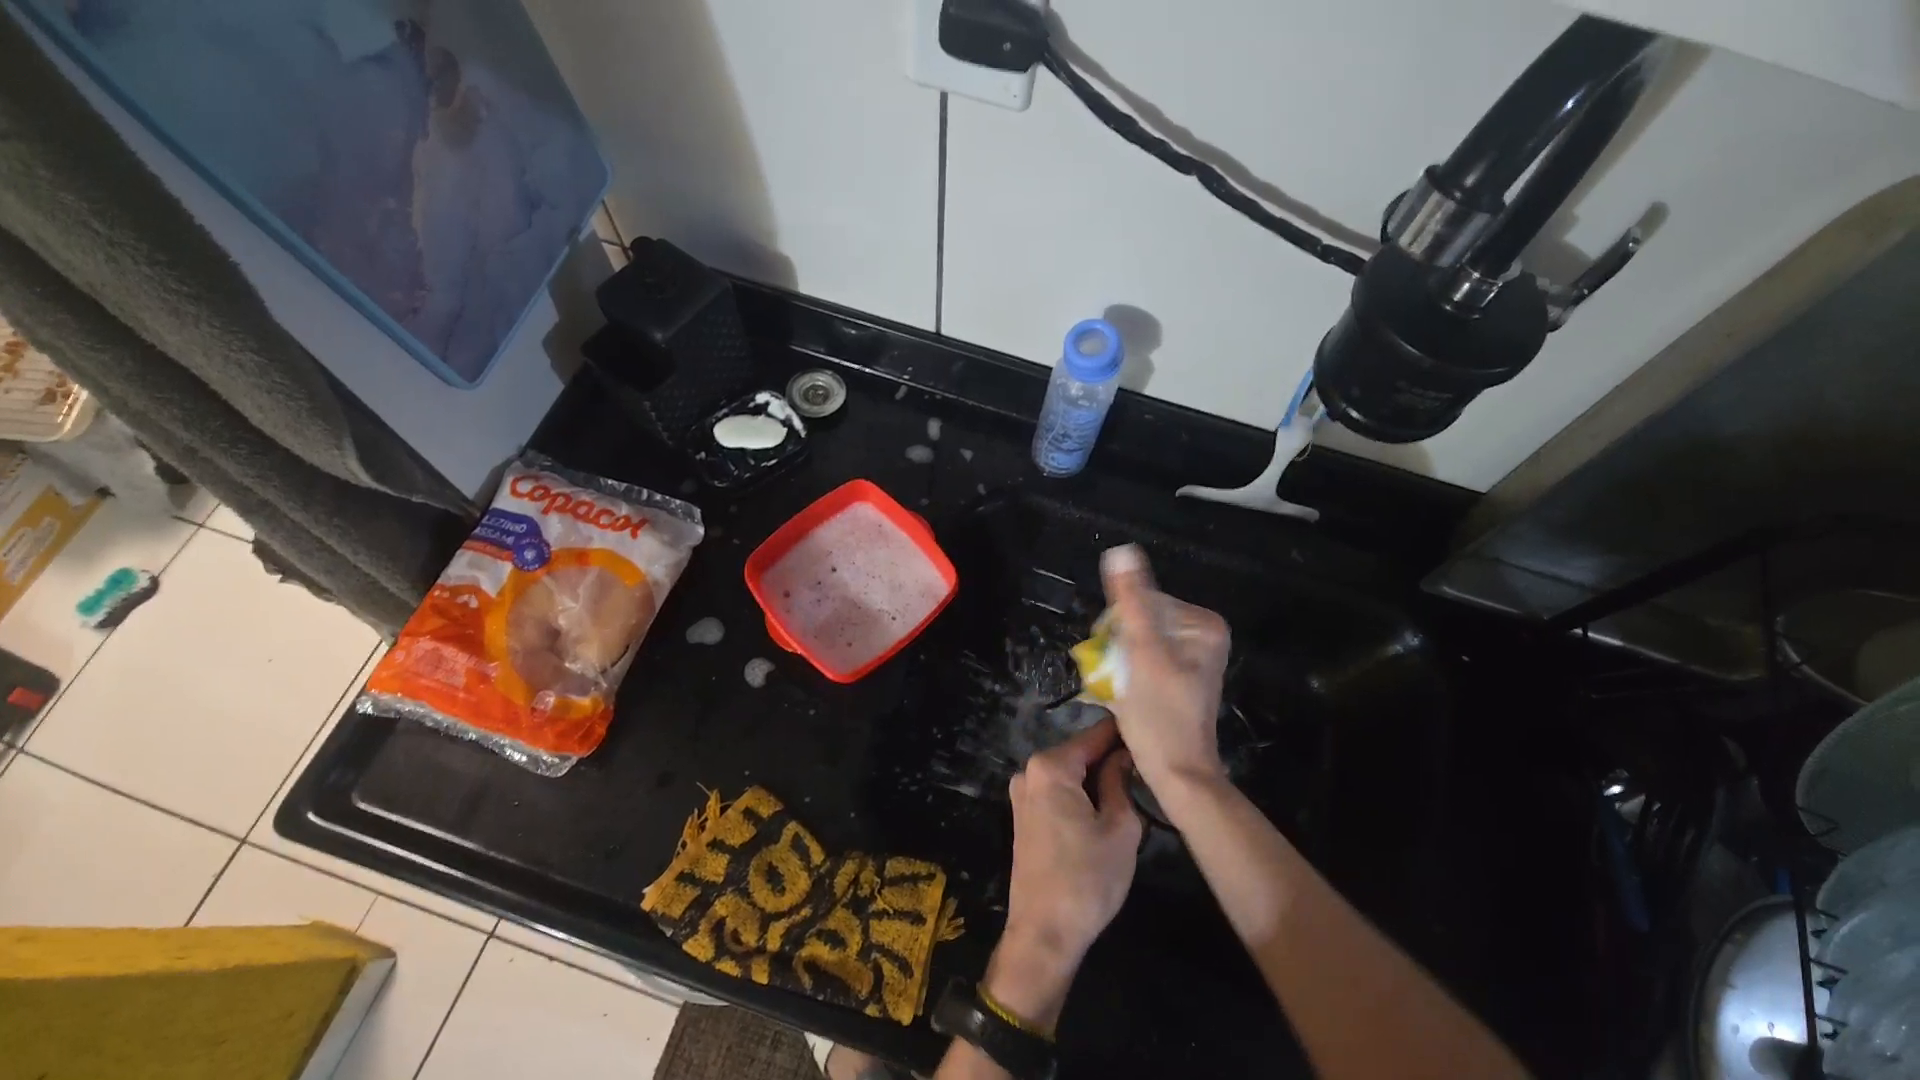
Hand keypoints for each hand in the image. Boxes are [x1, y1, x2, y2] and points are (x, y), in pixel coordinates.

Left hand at [990, 717, 1142, 1031]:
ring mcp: (1023, 795)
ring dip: (1099, 782)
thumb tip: (1123, 757)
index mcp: (1050, 767)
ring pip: (1071, 775)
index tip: (1155, 740)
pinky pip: (1060, 793)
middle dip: (1113, 761)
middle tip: (1149, 775)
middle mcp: (1030, 772)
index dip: (1127, 736)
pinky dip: (1082, 797)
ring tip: (1134, 795)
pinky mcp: (1025, 817)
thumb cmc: (1088, 879)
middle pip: (1081, 753)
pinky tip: (1107, 813)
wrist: (1045, 933)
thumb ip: (1121, 782)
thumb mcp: (1120, 827)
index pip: (1096, 735)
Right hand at [1099, 544, 1231, 796]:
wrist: (1176, 772)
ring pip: (1135, 640)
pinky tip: (1123, 694)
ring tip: (1117, 688)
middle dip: (1119, 645)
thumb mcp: (1142, 653)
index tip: (1118, 660)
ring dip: (1118, 661)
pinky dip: (1127, 672)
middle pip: (1138, 620)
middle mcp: (1202, 634)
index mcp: (1202, 622)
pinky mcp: (1178, 676)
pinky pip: (1141, 658)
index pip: (1141, 601)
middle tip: (1116, 677)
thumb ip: (1131, 601)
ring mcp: (1191, 656)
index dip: (1119, 628)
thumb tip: (1121, 551)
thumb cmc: (1160, 715)